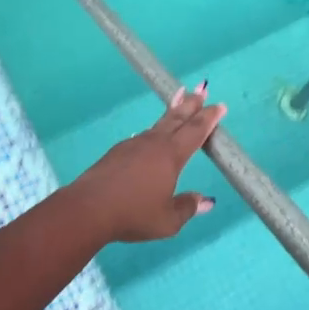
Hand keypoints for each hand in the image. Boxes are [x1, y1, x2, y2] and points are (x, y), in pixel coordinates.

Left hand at [69, 85, 223, 242]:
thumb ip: (187, 207)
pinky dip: (153, 132)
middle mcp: (153, 144)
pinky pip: (142, 137)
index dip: (209, 118)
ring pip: (157, 125)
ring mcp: (132, 145)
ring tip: (179, 102)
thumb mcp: (167, 220)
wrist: (89, 208)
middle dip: (191, 104)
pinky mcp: (117, 152)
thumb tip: (206, 201)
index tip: (219, 105)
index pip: (195, 131)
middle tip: (201, 89)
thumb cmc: (133, 214)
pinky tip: (149, 137)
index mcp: (170, 156)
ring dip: (171, 113)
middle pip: (176, 118)